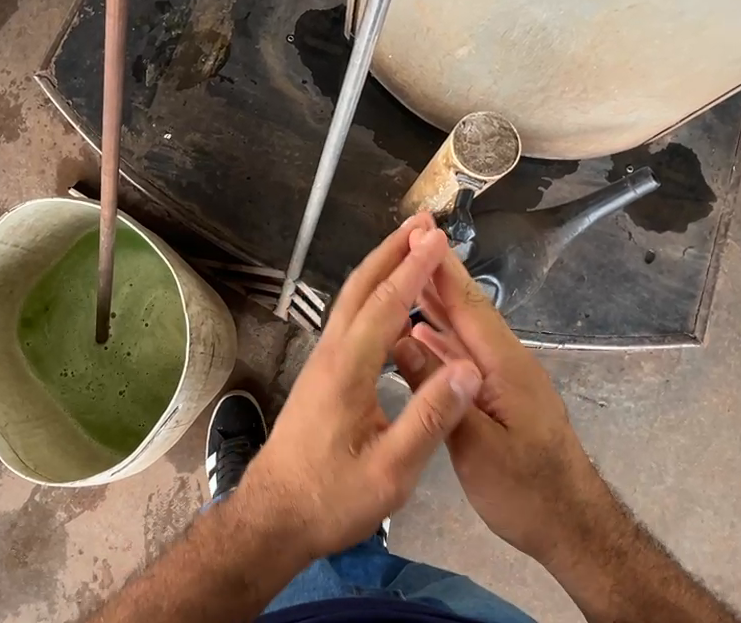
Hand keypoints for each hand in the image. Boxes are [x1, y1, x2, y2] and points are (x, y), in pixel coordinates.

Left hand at [234, 214, 481, 559]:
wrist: (273, 517)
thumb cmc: (331, 499)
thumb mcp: (390, 472)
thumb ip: (430, 419)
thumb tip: (468, 369)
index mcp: (347, 368)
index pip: (386, 304)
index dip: (413, 268)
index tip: (437, 237)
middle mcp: (330, 352)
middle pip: (360, 287)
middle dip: (392, 250)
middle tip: (423, 222)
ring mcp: (321, 361)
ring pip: (351, 299)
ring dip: (380, 267)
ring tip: (410, 246)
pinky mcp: (320, 373)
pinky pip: (349, 317)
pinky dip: (373, 293)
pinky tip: (389, 301)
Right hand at [390, 225, 606, 567]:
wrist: (575, 529)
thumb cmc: (528, 492)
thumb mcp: (477, 447)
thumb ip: (438, 392)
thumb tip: (404, 341)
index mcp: (505, 365)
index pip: (468, 306)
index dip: (442, 269)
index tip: (420, 233)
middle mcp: (507, 362)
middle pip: (468, 310)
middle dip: (438, 275)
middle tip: (407, 242)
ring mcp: (507, 380)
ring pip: (466, 332)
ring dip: (438, 303)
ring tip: (407, 277)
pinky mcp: (503, 398)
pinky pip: (466, 356)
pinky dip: (442, 339)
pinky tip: (421, 335)